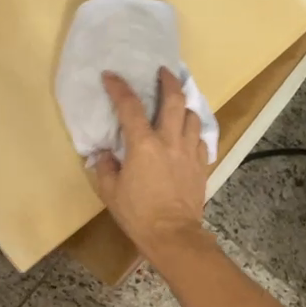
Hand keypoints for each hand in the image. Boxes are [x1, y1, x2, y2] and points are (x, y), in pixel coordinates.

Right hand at [90, 69, 213, 260]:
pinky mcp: (201, 165)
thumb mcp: (110, 192)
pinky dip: (194, 132)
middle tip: (163, 71)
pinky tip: (188, 136)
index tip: (111, 76)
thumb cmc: (138, 214)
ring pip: (192, 117)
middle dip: (168, 80)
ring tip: (178, 105)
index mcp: (143, 145)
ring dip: (184, 107)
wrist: (173, 235)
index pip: (129, 106)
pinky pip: (201, 140)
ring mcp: (189, 152)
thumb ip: (105, 168)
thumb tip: (104, 154)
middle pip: (174, 100)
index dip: (118, 87)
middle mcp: (169, 141)